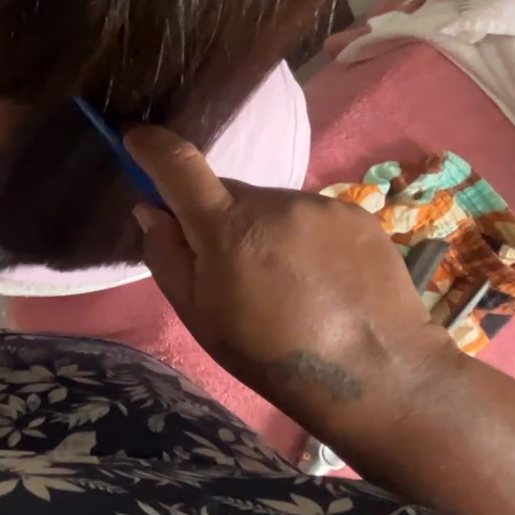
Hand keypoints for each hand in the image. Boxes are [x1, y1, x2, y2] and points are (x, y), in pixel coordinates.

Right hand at [123, 126, 463, 429]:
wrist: (380, 376)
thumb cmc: (268, 352)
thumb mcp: (197, 313)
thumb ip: (164, 254)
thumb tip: (151, 210)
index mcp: (226, 227)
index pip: (178, 164)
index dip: (150, 145)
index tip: (135, 138)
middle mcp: (273, 201)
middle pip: (225, 194)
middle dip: (215, 218)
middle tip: (227, 268)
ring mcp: (320, 205)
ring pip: (268, 207)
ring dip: (260, 230)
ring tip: (283, 282)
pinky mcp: (357, 216)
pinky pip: (307, 217)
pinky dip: (299, 238)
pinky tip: (318, 279)